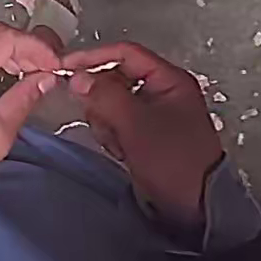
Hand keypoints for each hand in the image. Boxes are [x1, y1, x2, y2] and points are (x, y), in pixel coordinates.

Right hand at [62, 41, 224, 226]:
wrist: (195, 206)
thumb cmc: (174, 160)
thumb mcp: (136, 123)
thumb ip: (104, 95)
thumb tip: (78, 77)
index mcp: (168, 80)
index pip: (125, 54)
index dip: (94, 57)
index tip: (66, 67)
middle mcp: (160, 92)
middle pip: (113, 79)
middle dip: (101, 100)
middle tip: (104, 121)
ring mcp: (151, 114)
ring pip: (110, 103)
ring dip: (105, 122)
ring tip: (118, 142)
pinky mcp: (143, 133)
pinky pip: (114, 123)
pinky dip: (111, 135)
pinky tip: (121, 150)